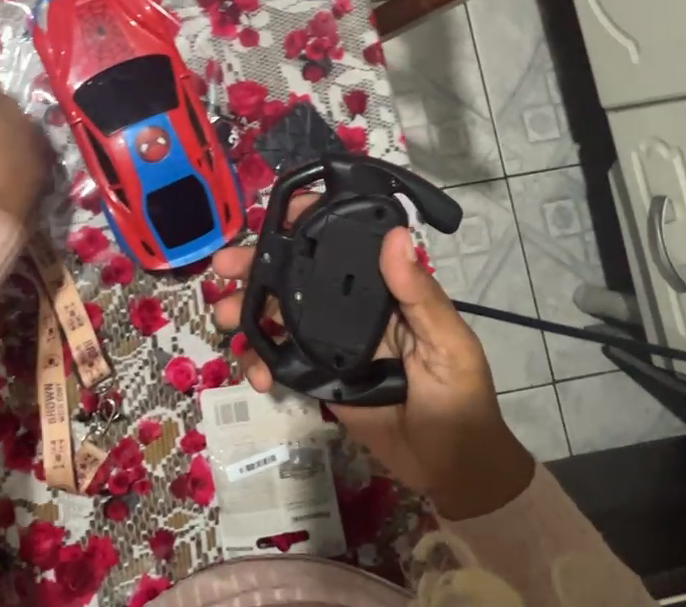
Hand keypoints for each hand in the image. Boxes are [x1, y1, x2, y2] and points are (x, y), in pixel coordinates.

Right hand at [211, 196, 536, 519]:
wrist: (451, 471)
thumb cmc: (461, 400)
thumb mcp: (449, 345)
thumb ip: (420, 295)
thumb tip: (396, 235)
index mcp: (383, 289)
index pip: (343, 244)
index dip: (309, 223)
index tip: (279, 214)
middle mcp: (351, 307)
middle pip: (298, 276)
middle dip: (257, 266)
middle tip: (224, 266)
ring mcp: (330, 341)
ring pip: (279, 314)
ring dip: (247, 312)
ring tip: (224, 319)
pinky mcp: (317, 375)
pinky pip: (280, 360)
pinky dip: (261, 364)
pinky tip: (256, 377)